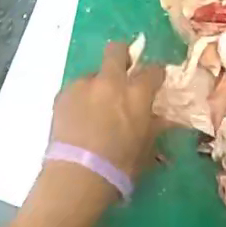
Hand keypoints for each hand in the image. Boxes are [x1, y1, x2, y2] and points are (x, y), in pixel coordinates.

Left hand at [49, 41, 165, 181]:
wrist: (76, 176)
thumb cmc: (119, 167)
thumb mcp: (145, 148)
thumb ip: (154, 127)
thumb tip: (163, 119)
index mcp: (136, 93)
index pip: (153, 70)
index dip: (155, 74)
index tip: (154, 81)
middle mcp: (110, 81)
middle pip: (116, 50)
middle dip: (122, 55)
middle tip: (123, 71)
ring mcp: (83, 85)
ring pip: (93, 73)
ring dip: (98, 84)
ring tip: (95, 108)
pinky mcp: (62, 95)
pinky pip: (76, 90)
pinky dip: (81, 99)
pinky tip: (80, 118)